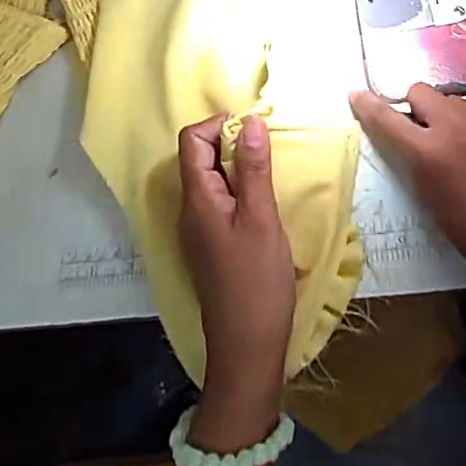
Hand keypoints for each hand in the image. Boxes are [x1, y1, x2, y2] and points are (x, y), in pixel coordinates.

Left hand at [176, 115, 294, 427]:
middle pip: (200, 157)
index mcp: (197, 199)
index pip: (192, 141)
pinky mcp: (215, 242)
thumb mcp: (261, 218)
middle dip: (232, 141)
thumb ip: (255, 169)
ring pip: (214, 178)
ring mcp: (202, 227)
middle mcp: (192, 209)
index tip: (256, 129)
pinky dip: (242, 187)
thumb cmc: (257, 280)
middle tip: (270, 148)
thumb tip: (251, 121)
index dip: (220, 125)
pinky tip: (266, 199)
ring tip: (272, 171)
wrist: (248, 344)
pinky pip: (223, 199)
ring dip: (240, 164)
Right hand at [349, 85, 465, 297]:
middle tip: (426, 132)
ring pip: (458, 102)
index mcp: (430, 153)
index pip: (388, 119)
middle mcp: (458, 125)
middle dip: (417, 107)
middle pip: (422, 91)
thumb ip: (419, 164)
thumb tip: (413, 140)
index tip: (358, 95)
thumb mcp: (434, 203)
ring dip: (454, 118)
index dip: (369, 106)